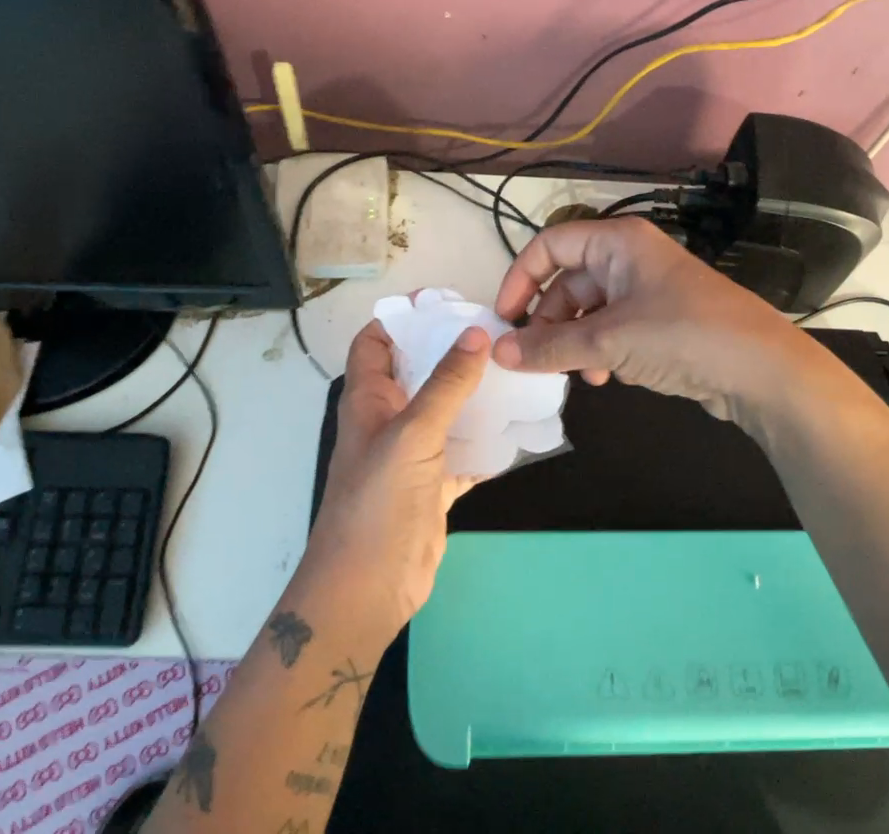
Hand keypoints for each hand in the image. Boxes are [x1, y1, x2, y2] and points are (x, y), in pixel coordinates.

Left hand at [302, 319, 490, 632]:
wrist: (370, 585)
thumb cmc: (379, 502)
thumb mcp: (413, 434)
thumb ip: (445, 385)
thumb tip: (476, 334)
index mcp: (368, 399)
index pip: (376, 342)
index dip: (404, 318)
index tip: (448, 303)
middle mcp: (388, 421)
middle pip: (418, 373)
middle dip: (452, 354)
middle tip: (499, 336)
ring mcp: (411, 456)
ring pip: (445, 414)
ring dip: (474, 398)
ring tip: (517, 375)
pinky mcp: (433, 487)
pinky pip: (463, 456)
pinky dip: (486, 446)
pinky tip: (520, 433)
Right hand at [492, 217, 810, 421]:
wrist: (761, 369)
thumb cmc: (682, 335)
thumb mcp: (608, 341)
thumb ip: (549, 347)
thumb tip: (499, 351)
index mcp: (618, 243)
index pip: (550, 245)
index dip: (520, 279)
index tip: (504, 320)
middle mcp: (631, 259)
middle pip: (568, 282)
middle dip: (550, 321)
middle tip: (536, 358)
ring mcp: (648, 292)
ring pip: (590, 312)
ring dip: (576, 343)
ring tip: (581, 373)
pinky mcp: (662, 323)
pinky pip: (614, 331)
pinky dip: (603, 353)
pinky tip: (610, 377)